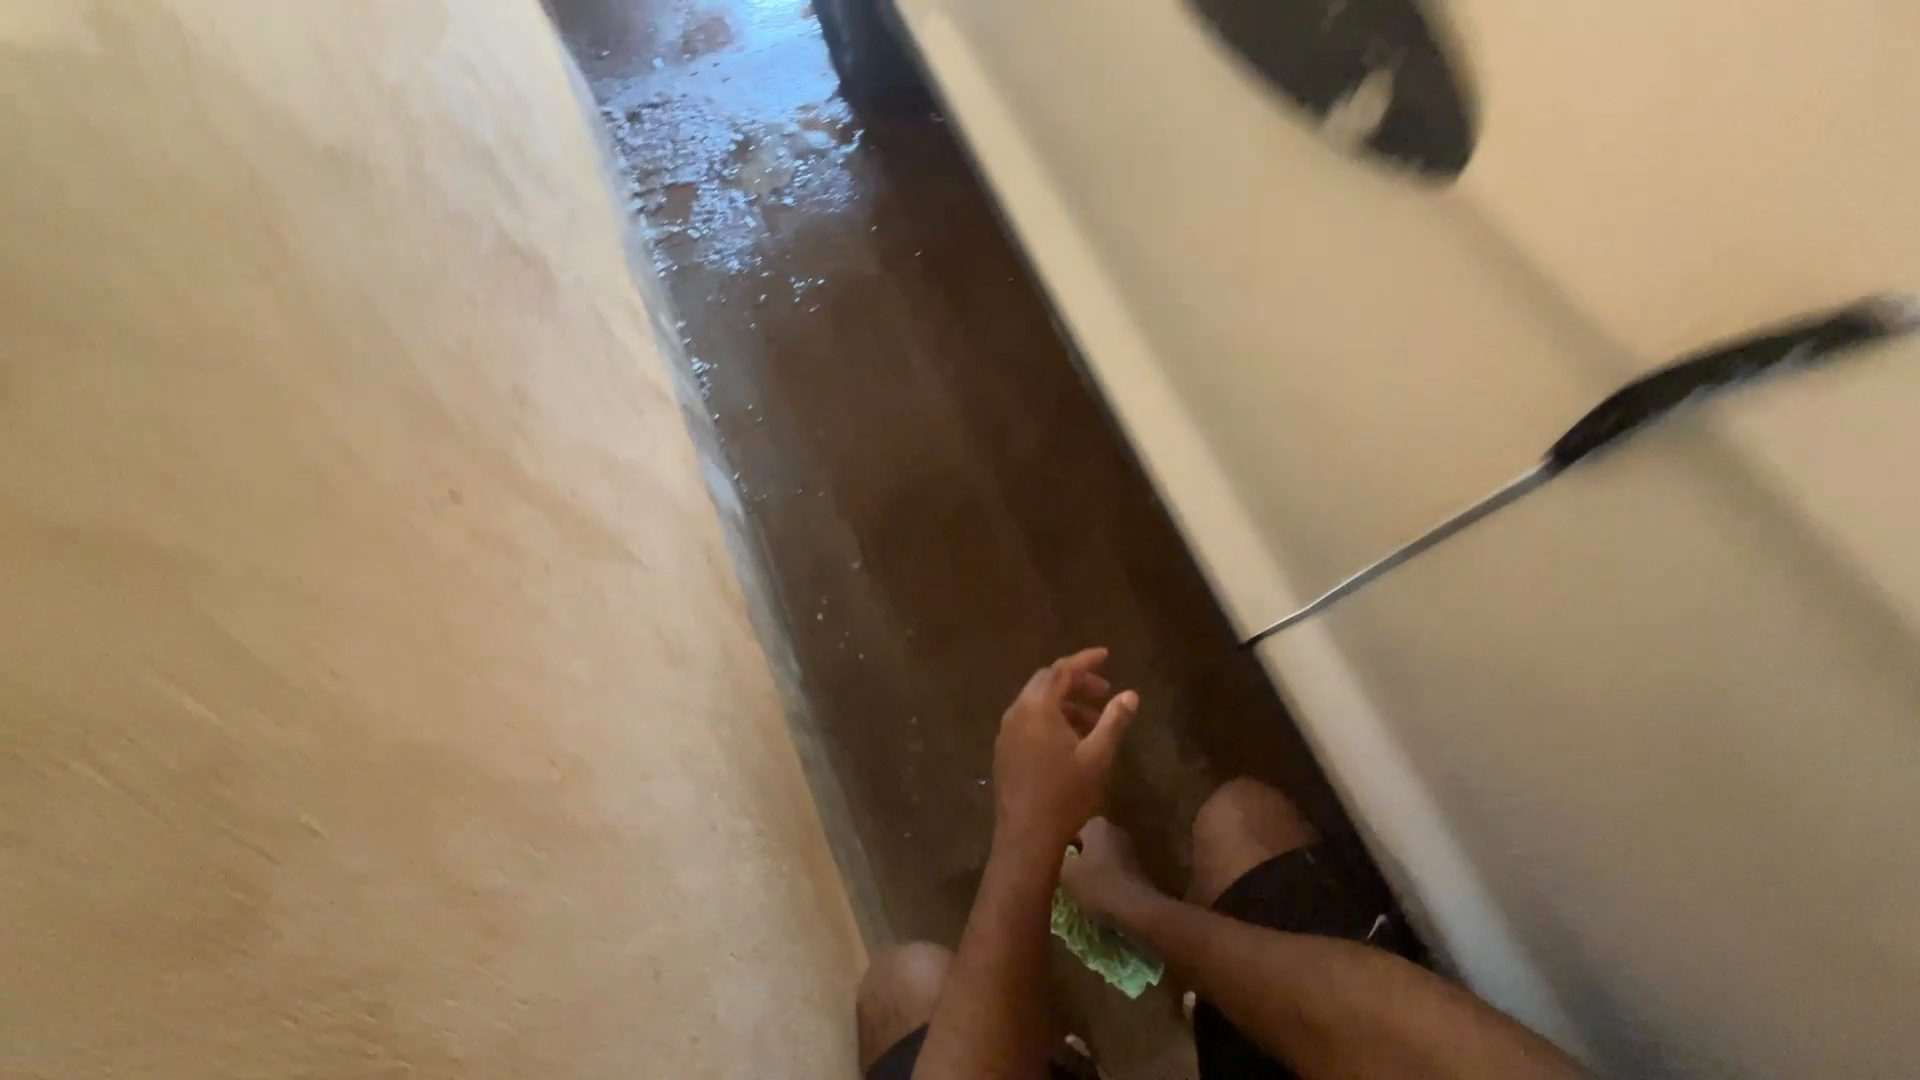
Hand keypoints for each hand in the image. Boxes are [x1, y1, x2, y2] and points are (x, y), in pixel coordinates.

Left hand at [991, 648, 1137, 859]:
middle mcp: (1016, 713)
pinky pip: (1028, 721)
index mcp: (1037, 707)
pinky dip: (1050, 719)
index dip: (1085, 660)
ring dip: (1065, 704)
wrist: (1026, 836)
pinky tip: (1071, 740)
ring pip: (1036, 703)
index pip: (1061, 670)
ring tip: (1094, 722)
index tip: (1106, 655)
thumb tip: (1130, 694)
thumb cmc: (1066, 793)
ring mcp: (1006, 732)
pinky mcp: (1004, 751)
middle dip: (1076, 682)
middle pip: (1046, 683)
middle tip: (1104, 691)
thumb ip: (1114, 721)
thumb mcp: (1098, 756)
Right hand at [1061, 817, 1160, 922]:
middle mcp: (1115, 830)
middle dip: (1078, 860)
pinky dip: (1106, 881)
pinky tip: (1101, 897)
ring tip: (1083, 892)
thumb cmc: (1098, 886)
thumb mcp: (1066, 873)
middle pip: (1087, 845)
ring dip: (1092, 872)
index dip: (1062, 853)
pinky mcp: (1138, 868)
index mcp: (1097, 824)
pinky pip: (1113, 871)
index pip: (1070, 834)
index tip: (1058, 869)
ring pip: (1101, 859)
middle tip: (1068, 880)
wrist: (1137, 911)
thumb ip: (1059, 859)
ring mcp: (1129, 849)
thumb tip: (1059, 857)